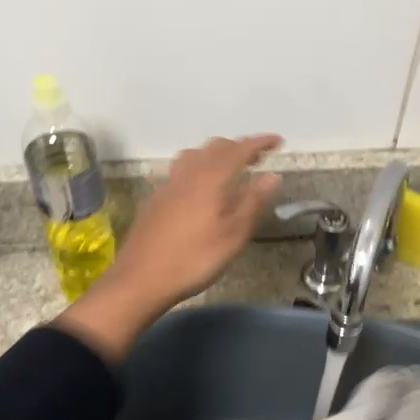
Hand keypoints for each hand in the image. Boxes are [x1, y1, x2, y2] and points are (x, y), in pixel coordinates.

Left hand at [112, 134, 281, 305]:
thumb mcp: (233, 235)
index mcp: (210, 179)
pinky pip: (180, 172)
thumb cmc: (194, 259)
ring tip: (229, 168)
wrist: (142, 278)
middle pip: (215, 148)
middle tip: (257, 158)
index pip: (239, 150)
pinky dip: (198, 169)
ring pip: (194, 156)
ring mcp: (168, 186)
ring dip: (215, 155)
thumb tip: (272, 176)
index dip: (259, 143)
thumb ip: (253, 202)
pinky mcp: (155, 200)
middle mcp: (188, 174)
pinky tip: (199, 190)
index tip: (277, 141)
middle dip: (238, 147)